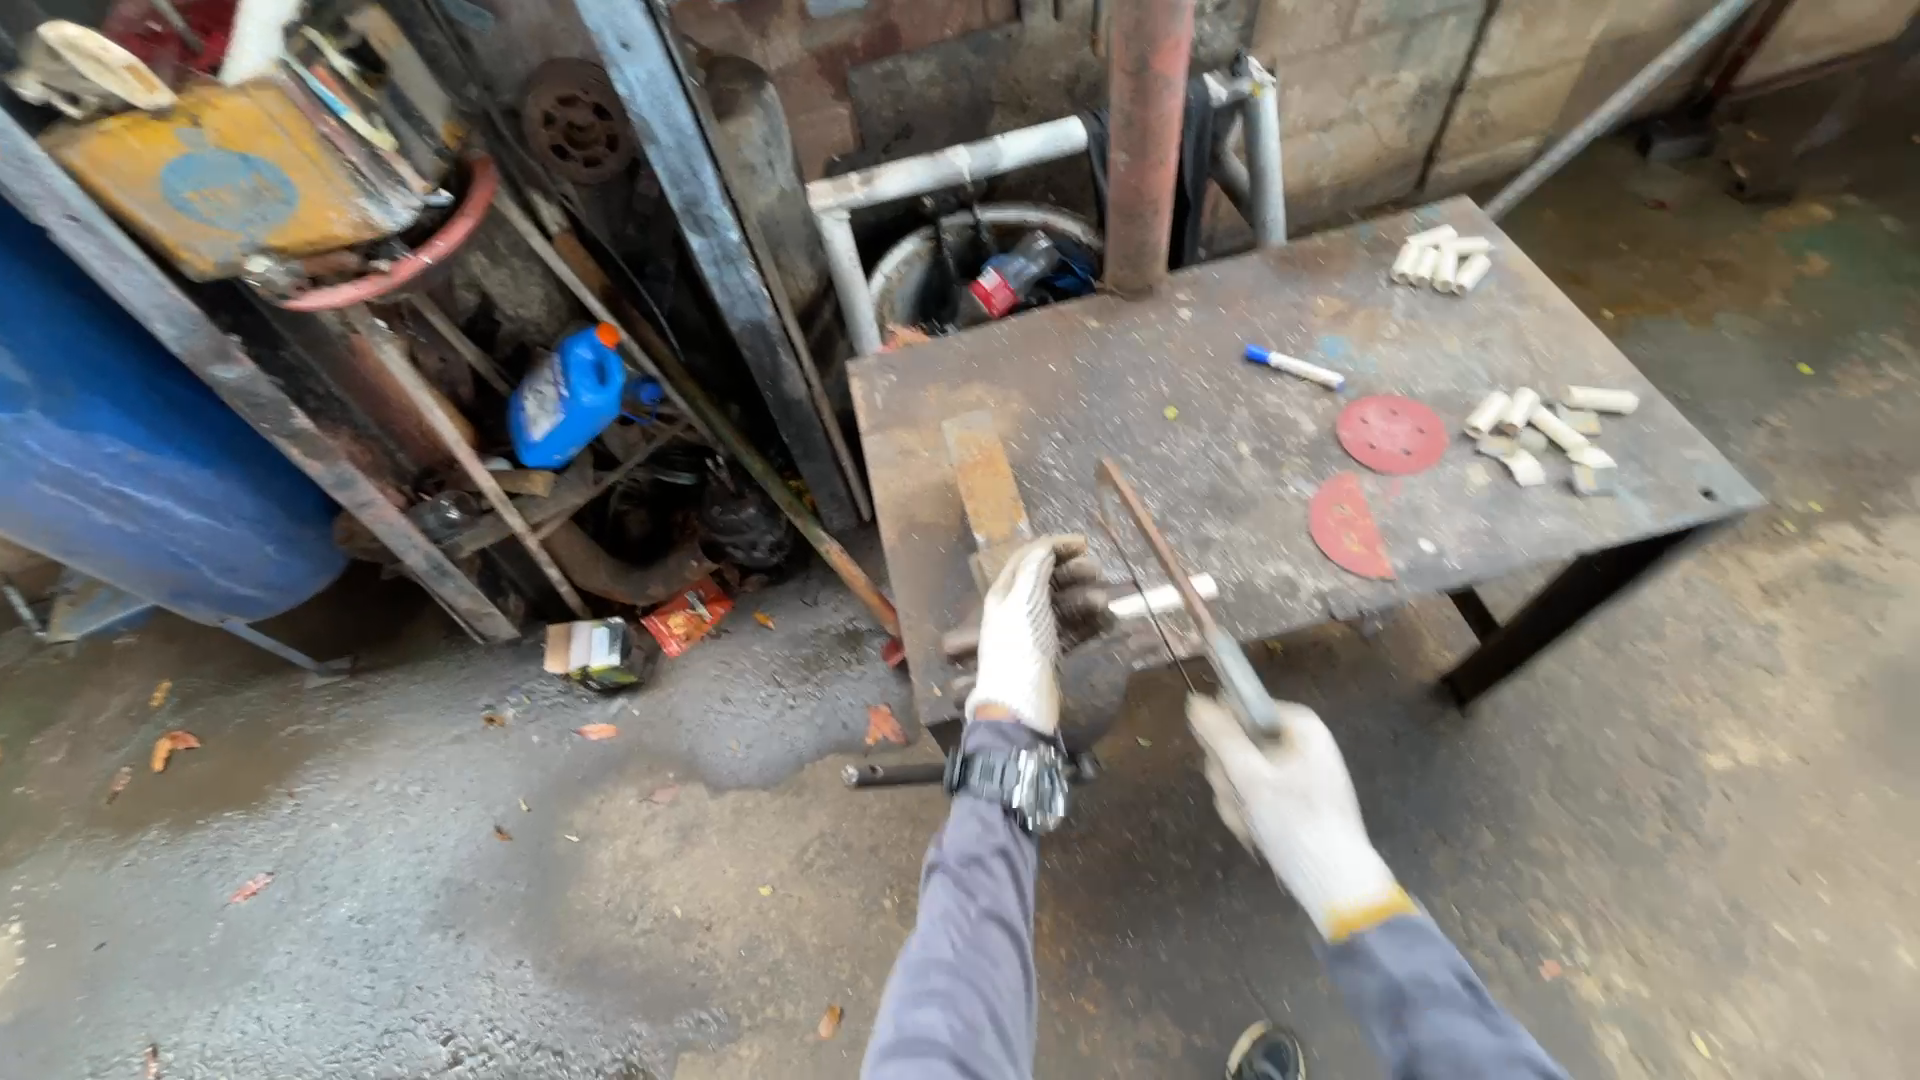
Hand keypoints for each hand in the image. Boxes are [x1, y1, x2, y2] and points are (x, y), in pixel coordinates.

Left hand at [961, 535, 1103, 735]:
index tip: (1083, 544)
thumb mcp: (1023, 602)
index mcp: (1005, 592)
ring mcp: (1035, 631)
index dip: (1054, 545)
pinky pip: (1073, 629)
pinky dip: (1090, 623)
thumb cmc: (1019, 648)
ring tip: (1103, 603)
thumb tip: (1045, 547)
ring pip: (1064, 604)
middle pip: (1048, 579)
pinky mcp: (1051, 652)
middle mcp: (1017, 608)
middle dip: (1073, 572)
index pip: (1027, 557)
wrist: (1019, 705)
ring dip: (1085, 599)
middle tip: (1097, 571)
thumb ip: (1034, 570)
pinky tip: (1108, 622)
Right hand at [1187, 693, 1415, 940]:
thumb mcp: (1251, 778)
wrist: (1336, 885)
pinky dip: (1247, 813)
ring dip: (1234, 798)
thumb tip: (1194, 701)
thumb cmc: (1296, 825)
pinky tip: (1256, 833)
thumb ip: (1220, 736)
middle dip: (1228, 775)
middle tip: (1240, 798)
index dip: (1224, 734)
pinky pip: (1251, 793)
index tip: (1223, 763)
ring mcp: (1294, 772)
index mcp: (1299, 726)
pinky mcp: (1291, 799)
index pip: (1240, 708)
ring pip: (1238, 770)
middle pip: (1235, 741)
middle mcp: (1298, 742)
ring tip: (1251, 823)